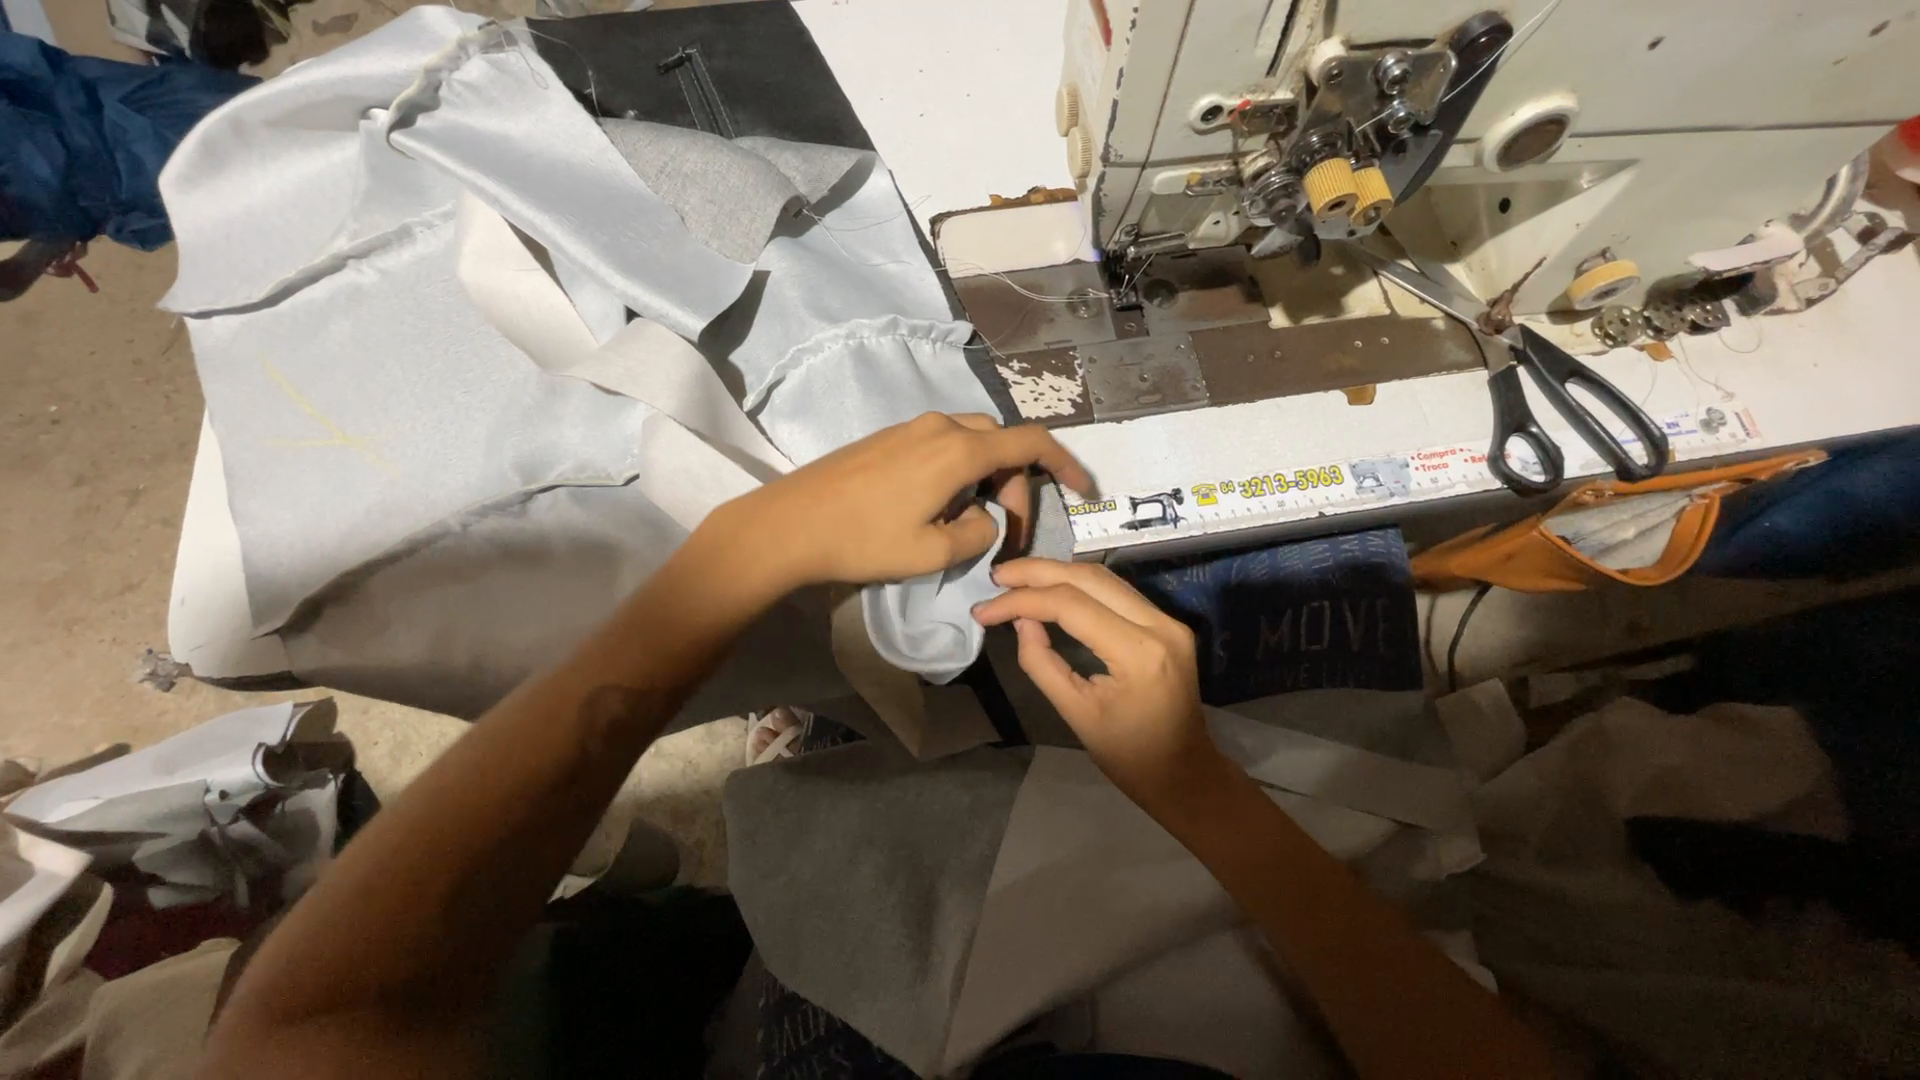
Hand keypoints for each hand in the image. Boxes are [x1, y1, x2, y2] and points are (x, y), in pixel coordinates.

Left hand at [713, 413, 1094, 589]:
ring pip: (971, 441)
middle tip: (1010, 529)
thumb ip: (979, 533)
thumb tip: (985, 519)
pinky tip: (938, 506)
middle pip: (1001, 441)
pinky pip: (942, 444)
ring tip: (975, 519)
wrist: (788, 525)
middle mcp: (940, 427)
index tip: (1081, 488)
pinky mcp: (887, 438)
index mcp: (959, 450)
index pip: (1030, 443)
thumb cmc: (863, 541)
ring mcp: (910, 428)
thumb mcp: (933, 553)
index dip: (1064, 463)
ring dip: (987, 476)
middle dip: (1018, 482)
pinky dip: (959, 470)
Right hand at [972, 558, 1227, 806]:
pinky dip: (1078, 586)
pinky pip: (1116, 592)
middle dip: (1036, 573)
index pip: (1070, 605)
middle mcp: (1159, 624)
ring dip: (1056, 573)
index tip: (985, 610)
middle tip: (996, 576)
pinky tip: (1050, 589)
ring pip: (1103, 578)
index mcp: (1138, 652)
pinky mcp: (1167, 623)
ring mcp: (1168, 620)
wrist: (1184, 773)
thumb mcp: (1076, 714)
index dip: (1022, 601)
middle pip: (1088, 578)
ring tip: (1015, 579)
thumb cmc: (1129, 756)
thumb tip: (1021, 622)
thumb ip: (1042, 663)